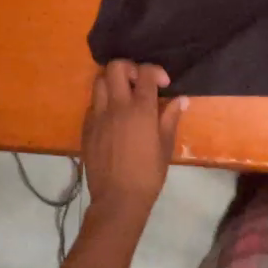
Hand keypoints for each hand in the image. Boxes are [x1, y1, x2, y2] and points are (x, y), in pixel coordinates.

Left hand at [81, 60, 185, 224]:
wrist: (117, 200)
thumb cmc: (148, 175)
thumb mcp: (165, 146)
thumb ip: (170, 117)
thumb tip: (181, 99)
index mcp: (140, 109)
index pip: (145, 73)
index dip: (156, 71)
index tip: (163, 84)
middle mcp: (116, 106)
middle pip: (116, 67)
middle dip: (130, 68)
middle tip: (139, 83)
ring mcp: (98, 115)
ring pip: (100, 81)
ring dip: (113, 82)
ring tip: (124, 96)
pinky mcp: (86, 127)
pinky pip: (92, 104)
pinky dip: (103, 102)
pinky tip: (112, 117)